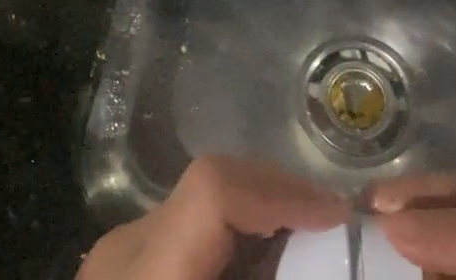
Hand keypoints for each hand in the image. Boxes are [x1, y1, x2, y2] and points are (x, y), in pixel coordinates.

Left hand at [77, 156, 349, 279]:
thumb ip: (273, 272)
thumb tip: (330, 245)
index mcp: (148, 271)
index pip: (214, 189)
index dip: (283, 190)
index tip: (340, 216)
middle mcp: (125, 246)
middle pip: (213, 184)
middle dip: (283, 196)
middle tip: (337, 231)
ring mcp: (116, 252)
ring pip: (201, 203)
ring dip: (259, 217)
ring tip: (307, 247)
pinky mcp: (119, 265)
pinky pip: (184, 230)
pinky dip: (230, 238)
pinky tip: (259, 265)